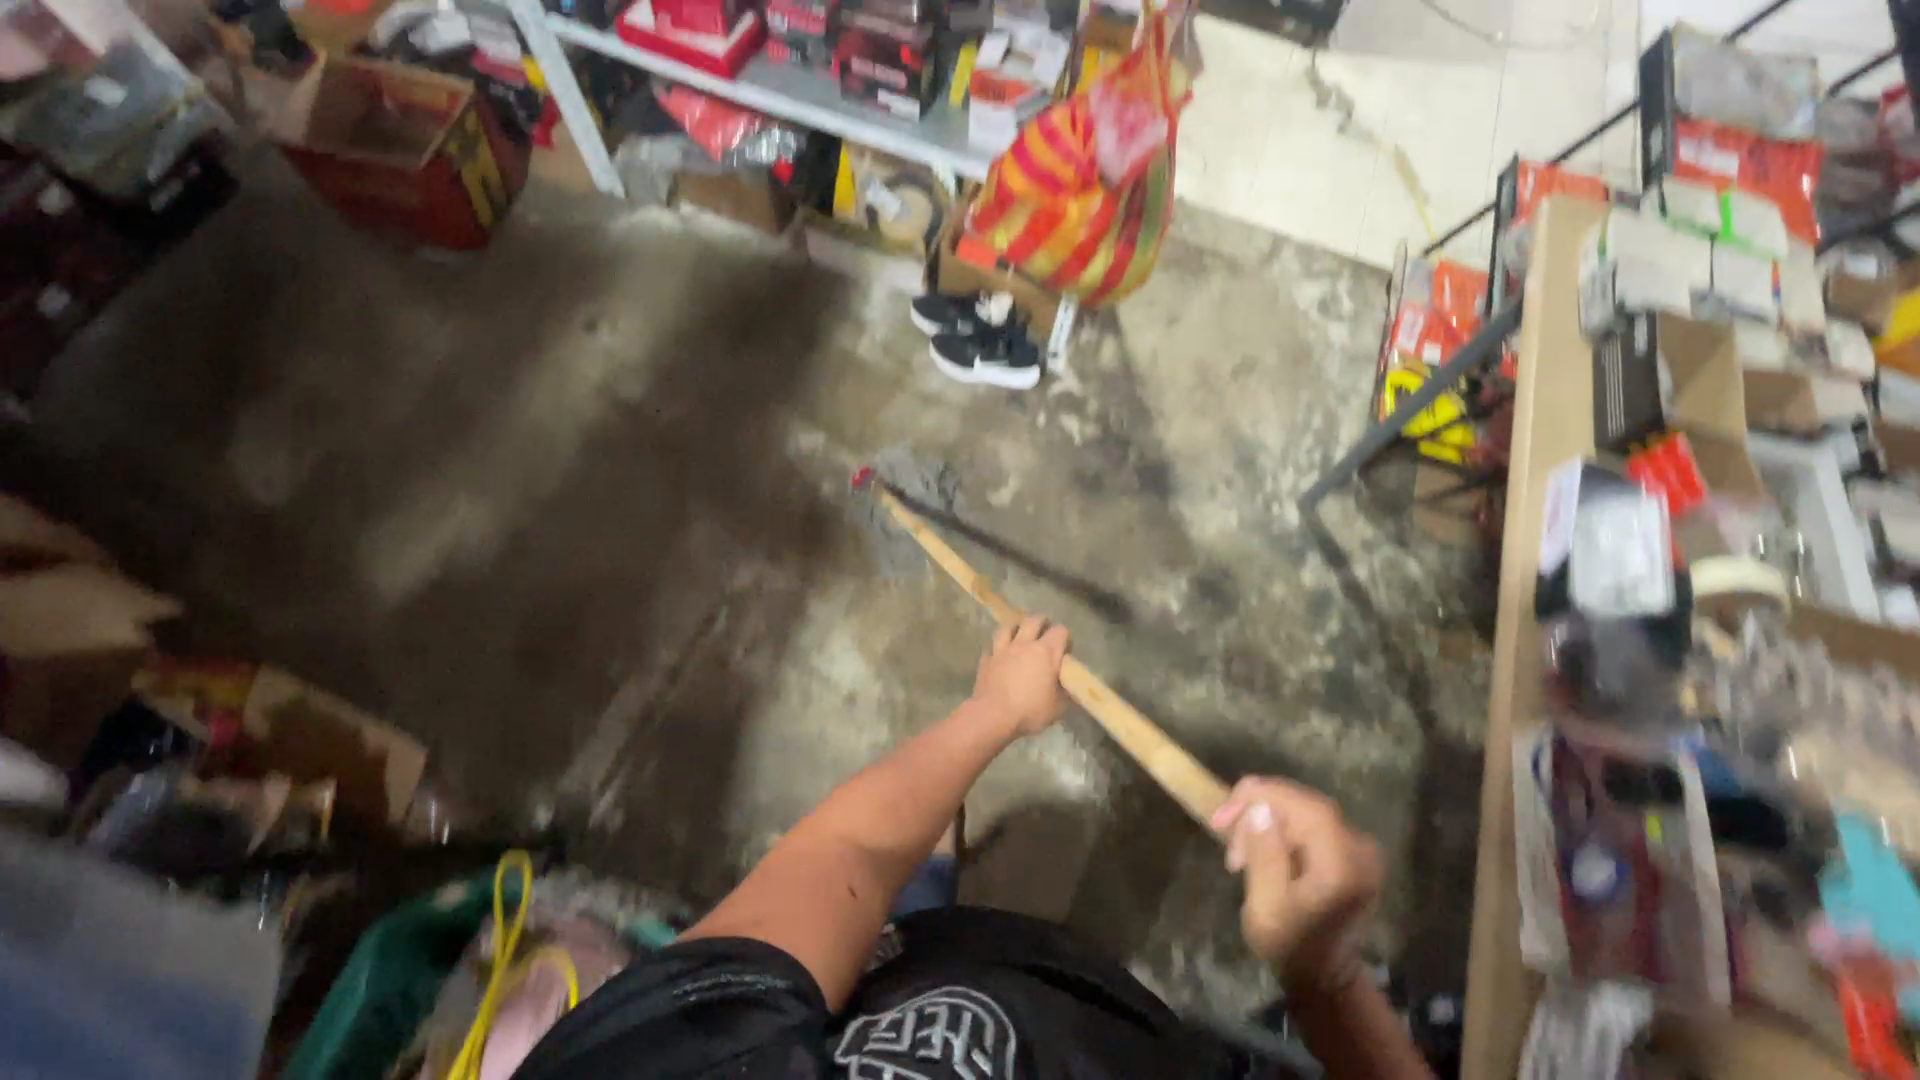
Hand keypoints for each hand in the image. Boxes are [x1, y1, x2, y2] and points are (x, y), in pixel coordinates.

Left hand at [970, 615, 1071, 736]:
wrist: (993, 716)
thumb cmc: (1030, 710)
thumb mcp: (1058, 707)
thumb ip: (1065, 692)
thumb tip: (1070, 687)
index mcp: (1046, 652)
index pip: (1060, 631)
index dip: (1064, 638)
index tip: (1065, 650)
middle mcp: (1024, 644)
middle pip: (1033, 620)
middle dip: (1041, 622)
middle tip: (1044, 631)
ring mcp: (1002, 650)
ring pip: (1008, 627)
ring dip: (1016, 628)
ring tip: (1019, 634)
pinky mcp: (986, 660)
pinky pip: (992, 647)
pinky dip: (998, 649)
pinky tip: (1000, 656)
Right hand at [1210, 777, 1381, 991]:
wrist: (1325, 978)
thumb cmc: (1290, 946)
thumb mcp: (1265, 905)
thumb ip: (1264, 853)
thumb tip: (1259, 808)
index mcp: (1342, 865)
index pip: (1306, 807)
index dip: (1262, 796)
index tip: (1225, 813)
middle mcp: (1360, 850)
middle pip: (1306, 805)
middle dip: (1260, 808)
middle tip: (1224, 830)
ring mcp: (1360, 851)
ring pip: (1306, 812)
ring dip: (1268, 820)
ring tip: (1240, 850)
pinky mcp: (1353, 854)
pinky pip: (1314, 824)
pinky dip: (1284, 828)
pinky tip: (1261, 846)